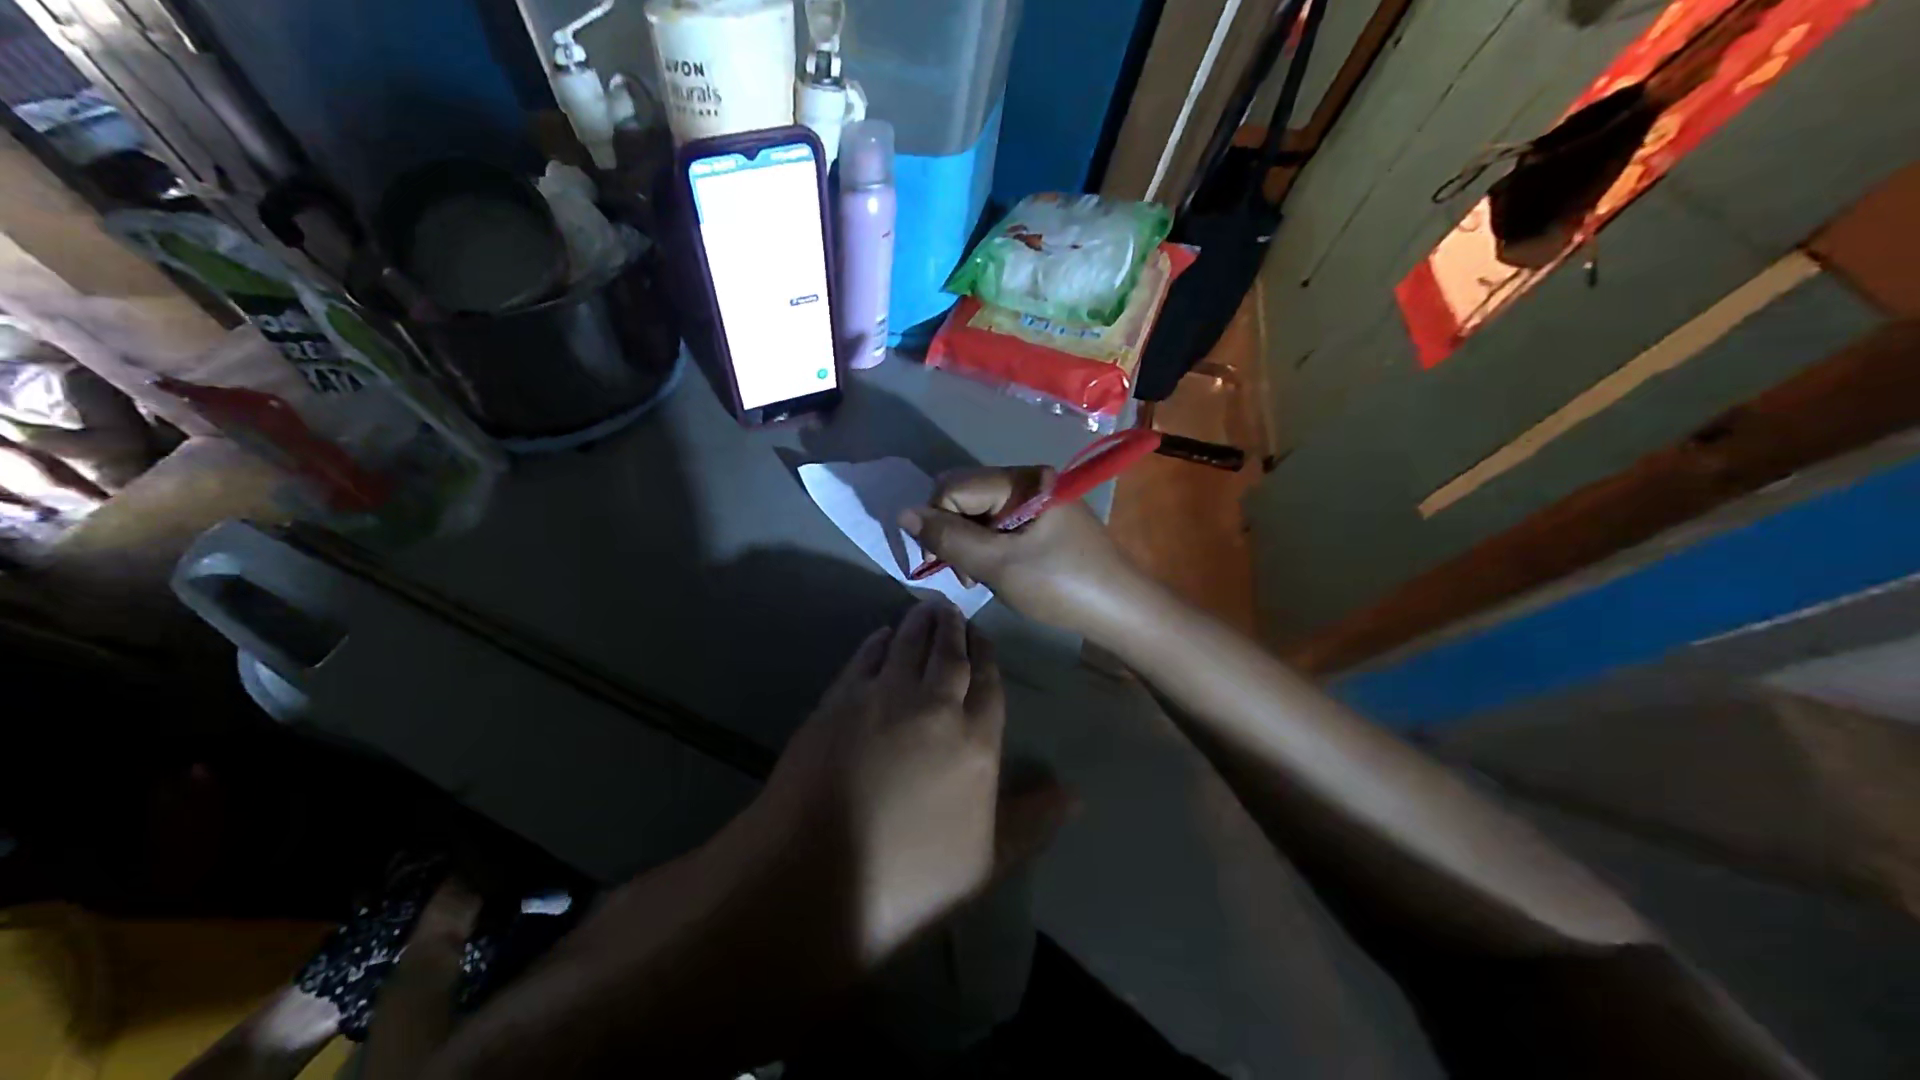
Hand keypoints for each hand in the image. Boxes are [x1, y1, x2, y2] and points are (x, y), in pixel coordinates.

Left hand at [756, 598, 1066, 966]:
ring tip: (928, 608)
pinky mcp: (838, 701)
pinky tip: (882, 635)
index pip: (988, 684)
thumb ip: (1031, 820)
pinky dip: (878, 641)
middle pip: (949, 655)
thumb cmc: (911, 879)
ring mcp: (881, 699)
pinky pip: (865, 658)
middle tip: (955, 610)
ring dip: (920, 623)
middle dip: (955, 628)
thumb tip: (1075, 793)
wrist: (814, 880)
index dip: (987, 656)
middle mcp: (932, 707)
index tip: (984, 637)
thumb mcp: (986, 862)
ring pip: (907, 646)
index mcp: (975, 742)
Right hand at [899, 466, 1146, 634]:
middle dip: (953, 534)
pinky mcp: (1045, 523)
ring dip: (969, 545)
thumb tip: (902, 511)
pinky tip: (997, 574)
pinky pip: (1001, 526)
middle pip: (966, 496)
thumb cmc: (1060, 585)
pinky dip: (989, 549)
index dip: (935, 522)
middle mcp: (1030, 481)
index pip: (954, 487)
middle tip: (965, 576)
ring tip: (980, 580)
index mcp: (1023, 480)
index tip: (938, 565)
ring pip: (981, 514)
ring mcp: (1040, 502)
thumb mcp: (998, 564)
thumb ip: (948, 537)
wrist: (1122, 612)